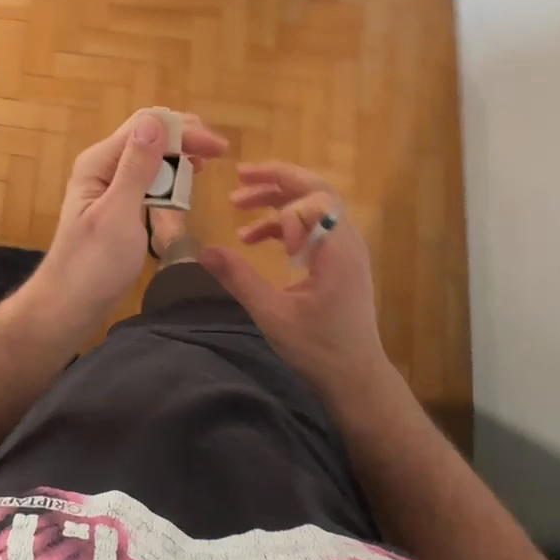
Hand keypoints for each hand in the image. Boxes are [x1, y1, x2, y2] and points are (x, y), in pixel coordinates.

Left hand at [26, 110, 227, 326]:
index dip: (183, 129)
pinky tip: (185, 184)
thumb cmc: (93, 264)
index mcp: (99, 162)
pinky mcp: (117, 205)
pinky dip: (168, 177)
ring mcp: (109, 186)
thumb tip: (156, 122)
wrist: (69, 305)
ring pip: (149, 156)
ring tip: (207, 164)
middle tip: (219, 153)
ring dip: (178, 155)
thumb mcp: (119, 213)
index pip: (144, 126)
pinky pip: (146, 179)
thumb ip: (136, 168)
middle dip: (184, 138)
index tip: (218, 147)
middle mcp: (103, 166)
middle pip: (147, 136)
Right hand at [200, 161, 390, 388]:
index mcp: (337, 250)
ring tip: (238, 206)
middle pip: (314, 190)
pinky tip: (255, 237)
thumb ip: (239, 278)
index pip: (312, 199)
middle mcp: (347, 241)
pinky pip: (312, 225)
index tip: (245, 220)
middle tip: (239, 178)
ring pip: (313, 205)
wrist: (357, 381)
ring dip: (276, 201)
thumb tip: (203, 250)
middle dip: (275, 180)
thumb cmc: (318, 349)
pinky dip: (284, 223)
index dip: (278, 204)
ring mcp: (346, 250)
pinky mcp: (340, 261)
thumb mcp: (272, 314)